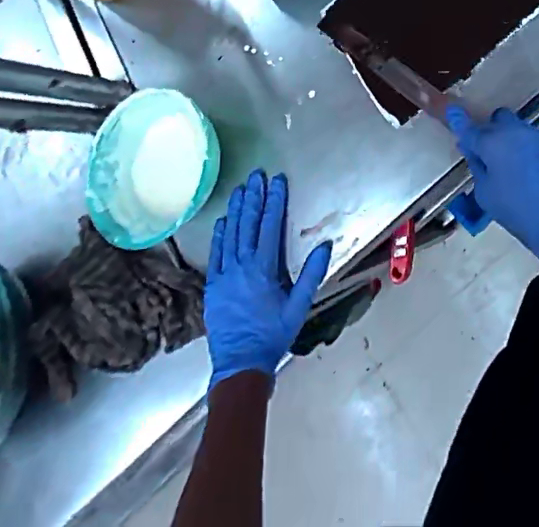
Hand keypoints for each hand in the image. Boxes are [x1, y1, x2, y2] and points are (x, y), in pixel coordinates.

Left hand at [204, 170, 331, 388]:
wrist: (240, 364)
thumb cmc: (274, 334)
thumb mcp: (299, 306)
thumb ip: (312, 274)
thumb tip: (326, 245)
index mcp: (264, 269)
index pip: (269, 226)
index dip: (274, 201)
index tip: (277, 181)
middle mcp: (242, 266)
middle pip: (248, 223)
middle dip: (253, 197)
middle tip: (256, 174)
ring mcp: (224, 274)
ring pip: (230, 234)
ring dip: (236, 209)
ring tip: (240, 188)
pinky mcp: (212, 285)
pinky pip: (216, 253)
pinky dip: (220, 234)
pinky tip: (223, 220)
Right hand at [446, 106, 538, 287]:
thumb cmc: (517, 210)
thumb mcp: (485, 193)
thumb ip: (478, 166)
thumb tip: (475, 152)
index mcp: (493, 142)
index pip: (470, 129)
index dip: (460, 122)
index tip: (453, 112)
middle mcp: (516, 132)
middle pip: (499, 120)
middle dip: (492, 131)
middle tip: (490, 154)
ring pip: (519, 130)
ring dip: (513, 142)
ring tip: (517, 169)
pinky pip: (536, 142)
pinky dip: (531, 151)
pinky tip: (535, 173)